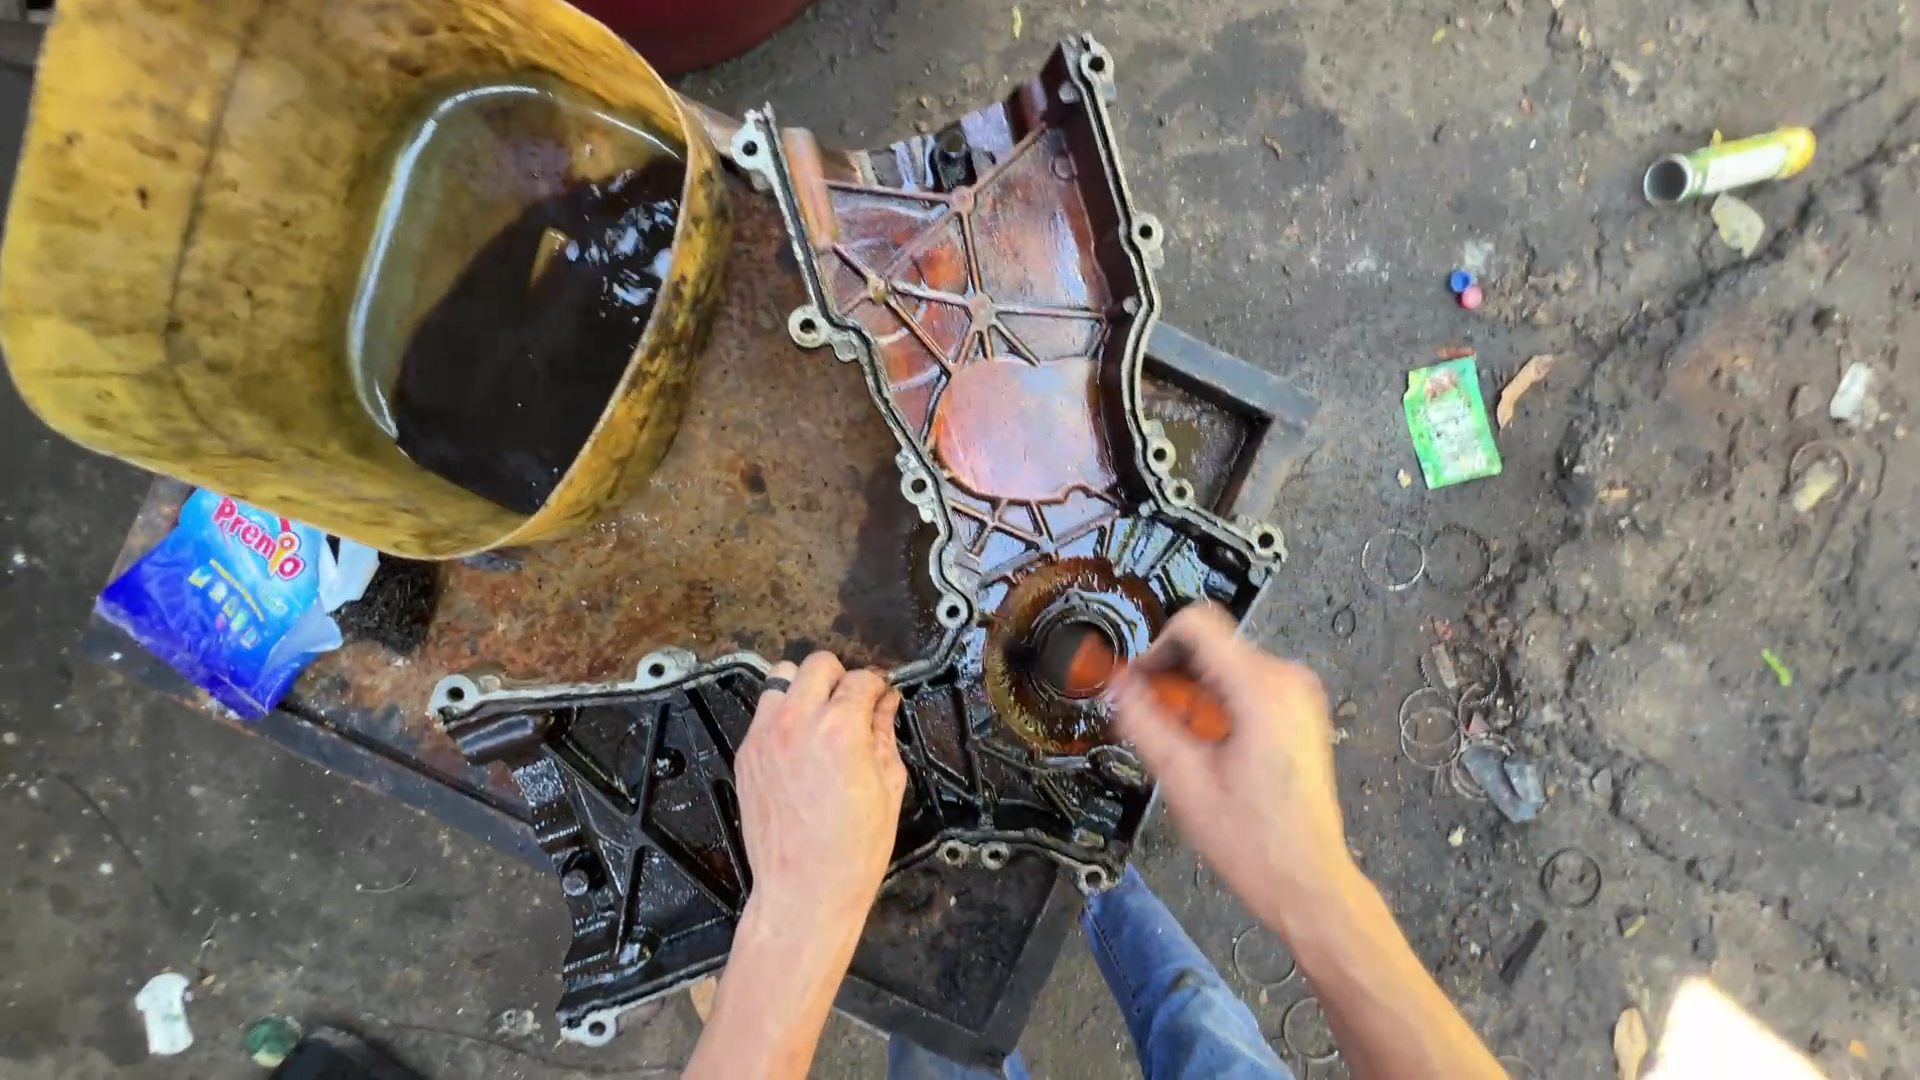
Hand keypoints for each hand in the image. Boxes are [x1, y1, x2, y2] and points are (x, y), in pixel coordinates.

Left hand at [736, 652, 906, 937]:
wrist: (804, 892)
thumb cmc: (854, 849)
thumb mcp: (889, 786)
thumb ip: (884, 733)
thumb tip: (886, 703)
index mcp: (841, 729)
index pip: (861, 679)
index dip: (877, 686)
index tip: (881, 697)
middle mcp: (797, 722)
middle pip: (817, 664)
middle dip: (840, 677)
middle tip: (852, 705)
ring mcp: (765, 737)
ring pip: (781, 678)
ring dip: (804, 690)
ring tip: (820, 719)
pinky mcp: (746, 754)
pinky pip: (764, 712)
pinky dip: (783, 715)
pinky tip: (799, 744)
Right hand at [1111, 604, 1348, 928]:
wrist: (1308, 880)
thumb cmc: (1256, 842)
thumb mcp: (1182, 778)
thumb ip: (1142, 721)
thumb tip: (1114, 685)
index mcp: (1261, 689)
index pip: (1195, 625)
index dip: (1155, 649)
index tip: (1140, 683)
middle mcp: (1286, 680)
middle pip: (1207, 644)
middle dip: (1172, 678)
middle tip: (1155, 721)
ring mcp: (1297, 694)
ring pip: (1221, 663)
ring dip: (1192, 693)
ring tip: (1184, 742)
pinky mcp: (1297, 709)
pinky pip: (1242, 681)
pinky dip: (1215, 702)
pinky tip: (1209, 745)